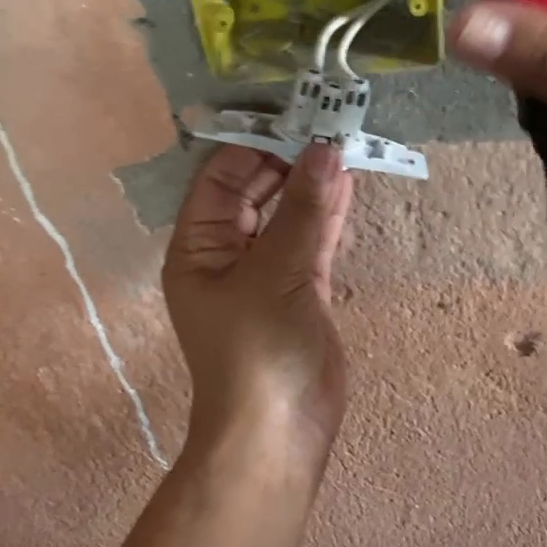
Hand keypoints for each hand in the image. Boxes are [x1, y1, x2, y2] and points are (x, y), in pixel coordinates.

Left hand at [162, 143, 354, 450]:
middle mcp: (226, 252)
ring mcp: (265, 270)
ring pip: (287, 211)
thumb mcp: (277, 271)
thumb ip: (304, 207)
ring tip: (345, 142)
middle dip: (289, 158)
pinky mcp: (299, 288)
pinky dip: (328, 211)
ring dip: (312, 181)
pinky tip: (348, 182)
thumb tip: (326, 147)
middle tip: (331, 123)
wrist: (279, 432)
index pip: (222, 176)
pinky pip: (311, 237)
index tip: (299, 114)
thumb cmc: (258, 349)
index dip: (256, 143)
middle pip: (256, 189)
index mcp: (198, 245)